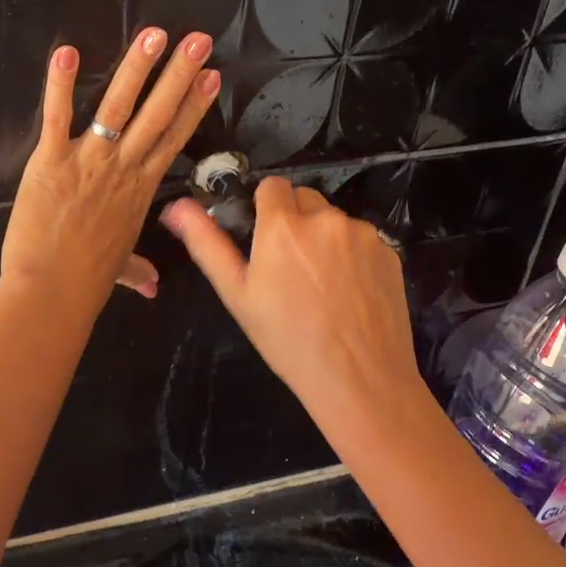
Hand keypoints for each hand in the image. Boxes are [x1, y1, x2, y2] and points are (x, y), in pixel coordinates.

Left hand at [0, 28, 219, 309]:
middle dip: (180, 73)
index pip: (174, 137)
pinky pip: (57, 116)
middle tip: (198, 39)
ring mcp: (89, 160)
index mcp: (140, 188)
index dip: (195, 104)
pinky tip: (66, 52)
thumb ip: (137, 270)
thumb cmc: (86, 282)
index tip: (212, 76)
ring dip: (137, 68)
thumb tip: (152, 287)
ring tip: (154, 34)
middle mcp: (123, 167)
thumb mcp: (119, 270)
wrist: (51, 293)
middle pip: (158, 113)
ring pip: (119, 107)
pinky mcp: (52, 160)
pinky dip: (60, 85)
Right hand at [160, 178, 425, 418]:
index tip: (264, 240)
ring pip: (333, 220)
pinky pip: (361, 239)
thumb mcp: (237, 295)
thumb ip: (206, 243)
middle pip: (303, 199)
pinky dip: (352, 255)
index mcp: (282, 226)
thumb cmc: (288, 340)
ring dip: (324, 238)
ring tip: (322, 285)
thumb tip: (175, 207)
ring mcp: (361, 234)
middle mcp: (324, 218)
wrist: (360, 380)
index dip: (264, 208)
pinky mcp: (389, 252)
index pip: (271, 186)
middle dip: (294, 221)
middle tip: (290, 267)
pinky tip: (349, 293)